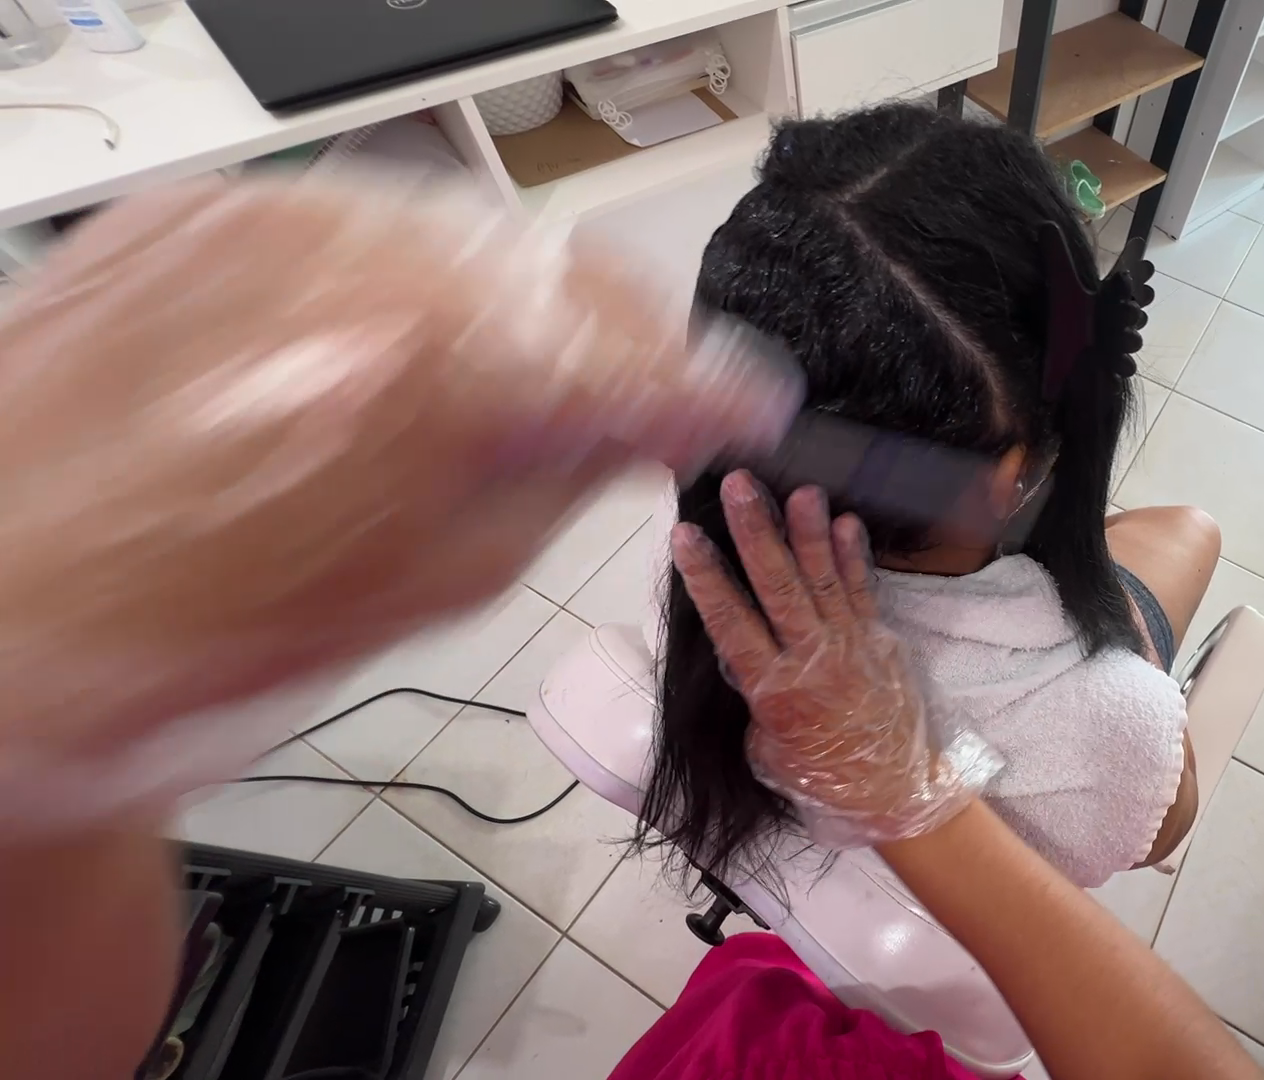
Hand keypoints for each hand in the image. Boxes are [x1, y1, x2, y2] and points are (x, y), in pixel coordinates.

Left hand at [0, 178, 798, 828]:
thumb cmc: (223, 630)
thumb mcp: (459, 575)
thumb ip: (579, 476)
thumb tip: (665, 423)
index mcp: (435, 386)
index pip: (640, 367)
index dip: (717, 391)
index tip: (756, 407)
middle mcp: (364, 272)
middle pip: (588, 275)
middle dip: (649, 341)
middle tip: (663, 399)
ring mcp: (286, 225)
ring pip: (510, 239)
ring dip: (565, 311)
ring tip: (561, 379)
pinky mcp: (232, 214)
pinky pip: (414, 228)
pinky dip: (473, 285)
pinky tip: (467, 343)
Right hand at [669, 471, 999, 845]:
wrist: (889, 790)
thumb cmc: (817, 772)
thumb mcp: (765, 743)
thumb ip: (753, 690)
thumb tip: (738, 646)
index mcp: (772, 689)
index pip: (731, 623)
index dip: (707, 578)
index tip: (684, 536)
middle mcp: (810, 658)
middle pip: (777, 587)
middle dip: (756, 533)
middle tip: (740, 485)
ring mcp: (849, 643)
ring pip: (824, 581)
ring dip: (810, 533)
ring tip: (800, 491)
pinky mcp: (878, 639)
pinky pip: (865, 591)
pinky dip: (856, 557)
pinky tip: (847, 522)